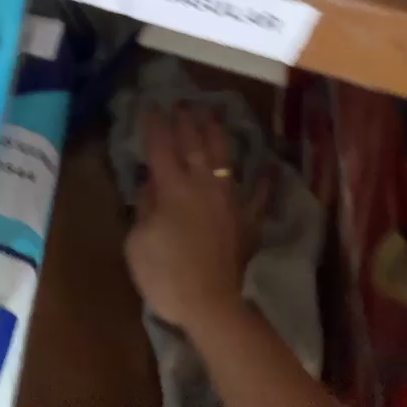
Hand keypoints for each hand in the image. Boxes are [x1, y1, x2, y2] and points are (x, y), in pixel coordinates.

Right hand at [125, 104, 267, 334]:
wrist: (210, 304)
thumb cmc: (166, 275)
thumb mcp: (137, 242)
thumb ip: (144, 207)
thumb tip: (150, 183)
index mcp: (172, 187)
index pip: (161, 146)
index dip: (155, 124)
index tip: (151, 105)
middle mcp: (201, 184)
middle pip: (194, 143)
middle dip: (186, 120)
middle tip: (182, 102)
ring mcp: (228, 199)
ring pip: (224, 158)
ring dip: (217, 135)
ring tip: (214, 116)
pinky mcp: (247, 220)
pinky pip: (258, 196)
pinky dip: (264, 182)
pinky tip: (268, 169)